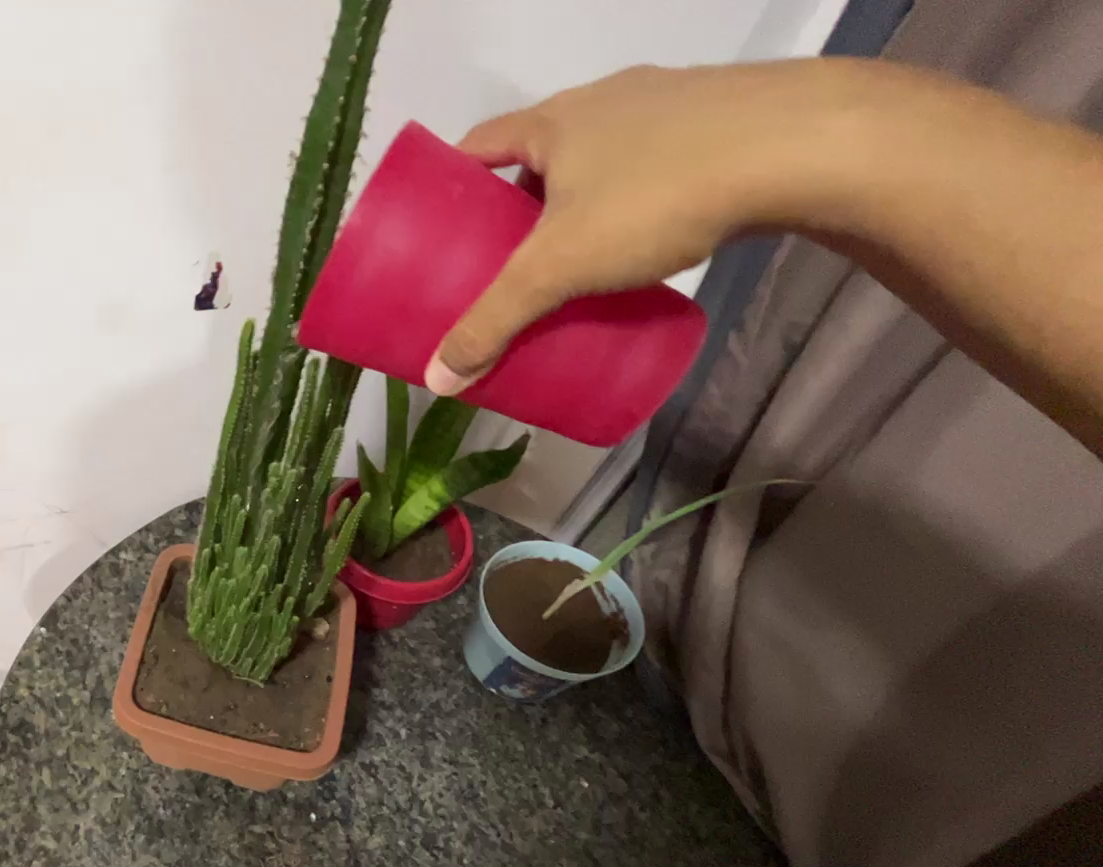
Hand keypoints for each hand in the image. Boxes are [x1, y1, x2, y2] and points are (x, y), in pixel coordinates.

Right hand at [426, 60, 867, 393]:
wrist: (812, 147)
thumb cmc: (658, 194)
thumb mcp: (557, 269)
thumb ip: (494, 322)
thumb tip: (437, 380)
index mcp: (554, 120)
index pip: (476, 142)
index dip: (448, 182)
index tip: (437, 226)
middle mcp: (604, 102)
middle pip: (534, 156)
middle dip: (512, 205)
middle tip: (499, 260)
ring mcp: (667, 109)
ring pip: (596, 161)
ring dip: (573, 204)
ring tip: (566, 261)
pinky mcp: (719, 127)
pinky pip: (649, 166)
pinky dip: (628, 202)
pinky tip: (638, 243)